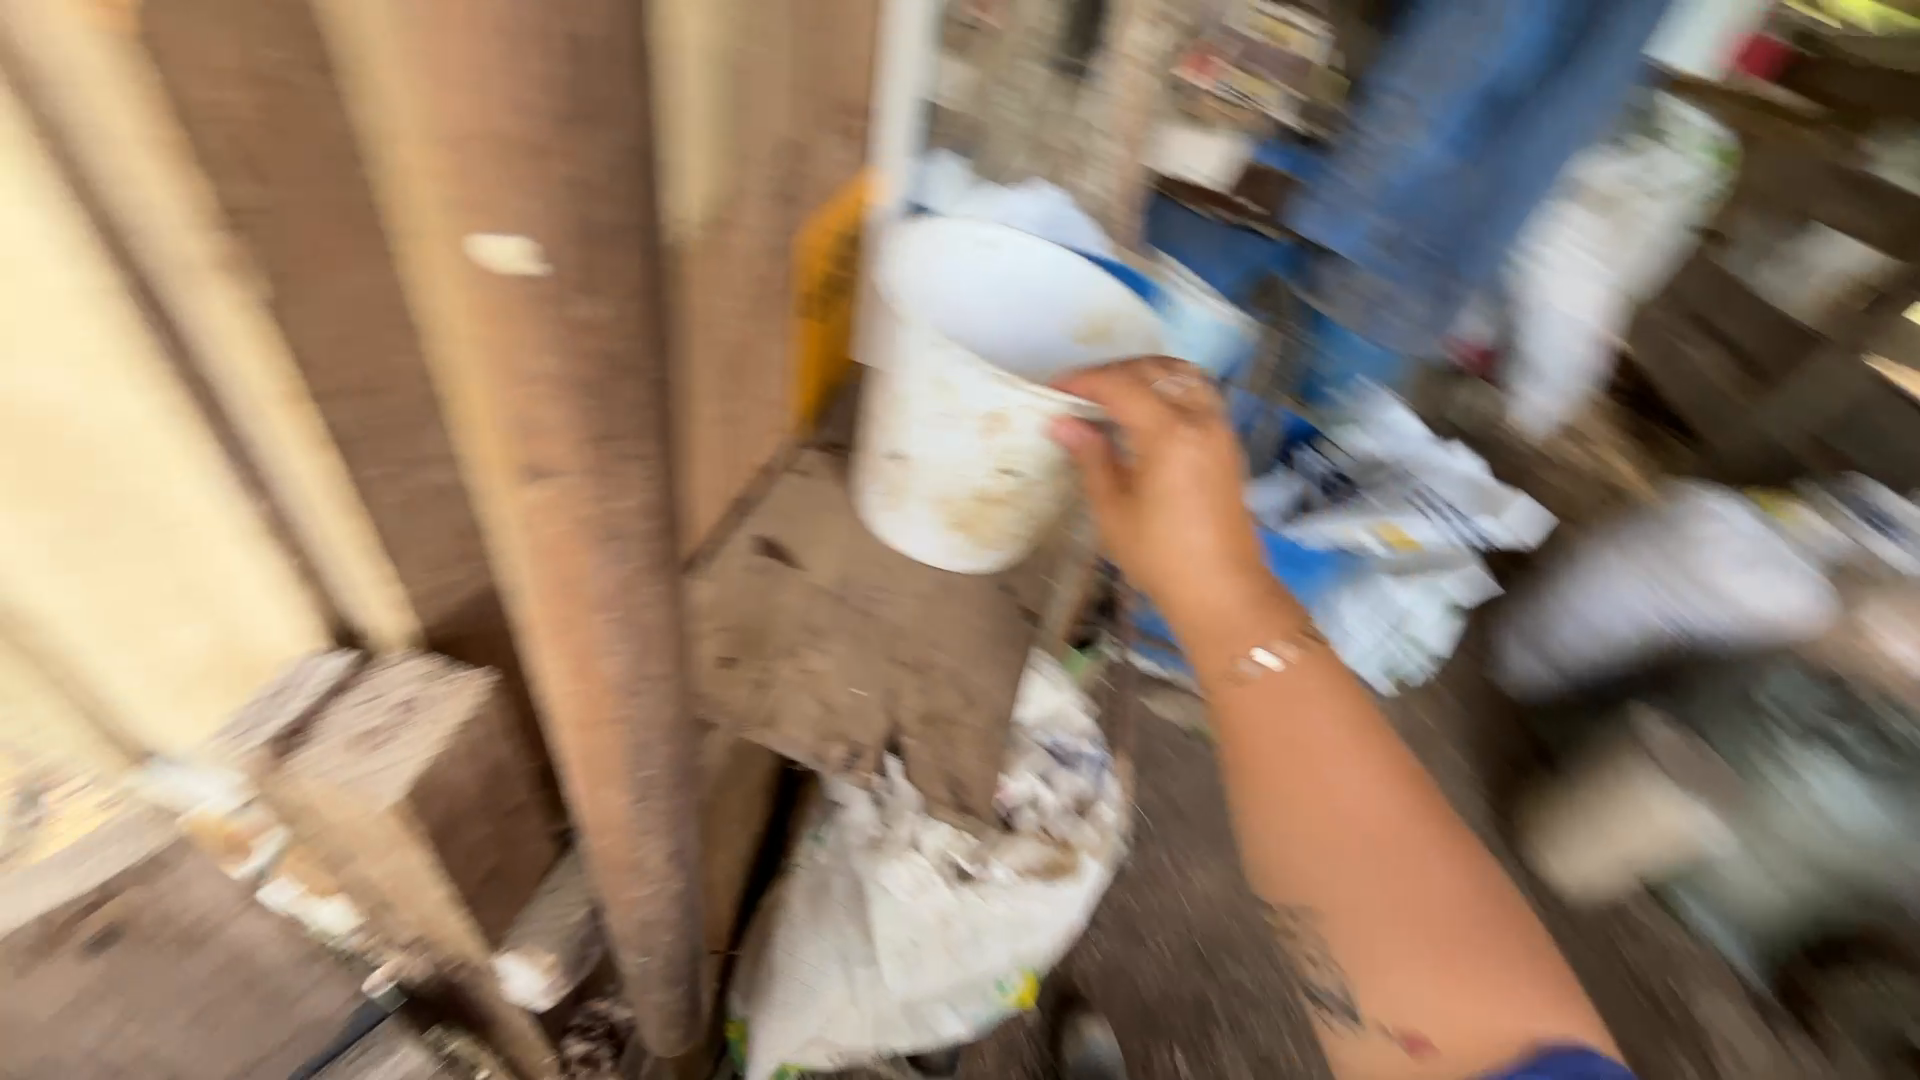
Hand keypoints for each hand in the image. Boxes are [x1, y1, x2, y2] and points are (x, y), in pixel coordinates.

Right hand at [1049, 357, 1280, 620]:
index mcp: (1169, 435)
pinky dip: (1168, 388)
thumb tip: (1063, 423)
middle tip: (1079, 392)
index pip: (1121, 386)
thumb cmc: (1160, 557)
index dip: (1084, 381)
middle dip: (1112, 372)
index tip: (1055, 391)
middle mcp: (1200, 419)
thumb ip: (1090, 457)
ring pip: (1182, 375)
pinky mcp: (1227, 442)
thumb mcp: (1113, 510)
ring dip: (1145, 374)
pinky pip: (1198, 393)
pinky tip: (1145, 412)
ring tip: (1112, 394)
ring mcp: (1219, 428)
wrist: (1222, 589)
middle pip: (1154, 370)